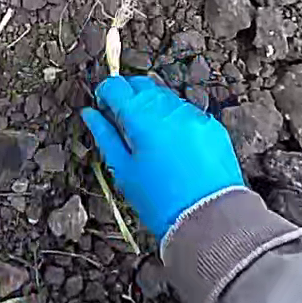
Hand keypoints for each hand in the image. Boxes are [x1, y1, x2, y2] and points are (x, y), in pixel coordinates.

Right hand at [81, 76, 244, 238]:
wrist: (209, 217)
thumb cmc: (160, 200)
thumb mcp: (123, 170)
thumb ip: (105, 136)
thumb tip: (90, 114)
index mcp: (142, 116)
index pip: (116, 86)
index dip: (105, 94)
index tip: (104, 108)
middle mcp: (169, 107)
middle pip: (141, 85)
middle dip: (128, 97)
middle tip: (123, 124)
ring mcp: (193, 113)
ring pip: (165, 97)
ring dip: (153, 109)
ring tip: (150, 141)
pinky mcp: (211, 124)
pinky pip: (186, 113)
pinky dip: (175, 121)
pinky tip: (174, 147)